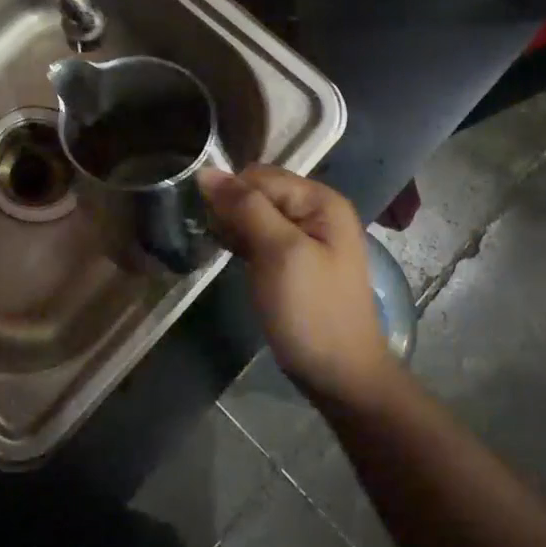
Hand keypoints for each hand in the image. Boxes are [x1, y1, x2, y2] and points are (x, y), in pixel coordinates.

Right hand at [198, 165, 396, 404]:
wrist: (339, 375)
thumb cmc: (311, 310)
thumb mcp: (278, 252)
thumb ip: (244, 207)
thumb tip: (205, 171)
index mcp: (320, 200)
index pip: (257, 175)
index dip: (231, 194)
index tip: (213, 224)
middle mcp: (316, 210)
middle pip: (256, 191)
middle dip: (231, 210)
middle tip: (217, 240)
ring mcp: (306, 237)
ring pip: (254, 214)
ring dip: (233, 227)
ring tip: (221, 249)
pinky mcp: (293, 260)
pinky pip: (259, 235)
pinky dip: (242, 243)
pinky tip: (233, 259)